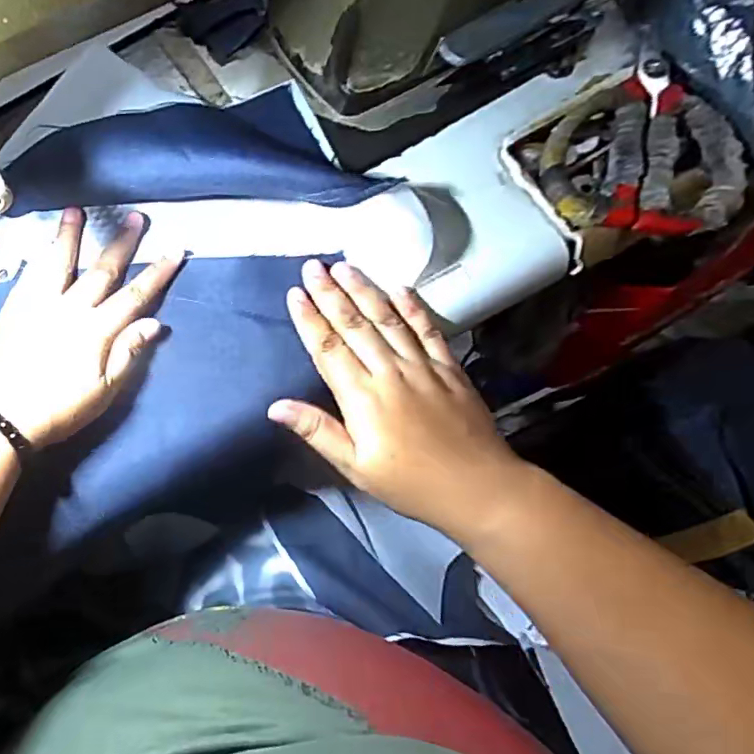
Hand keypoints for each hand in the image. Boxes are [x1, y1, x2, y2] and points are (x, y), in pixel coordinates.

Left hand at [0, 208, 182, 446]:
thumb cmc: (55, 411)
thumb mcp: (102, 392)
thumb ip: (128, 354)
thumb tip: (155, 323)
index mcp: (97, 330)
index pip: (134, 295)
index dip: (156, 273)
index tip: (173, 250)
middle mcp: (70, 307)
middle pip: (102, 270)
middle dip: (122, 243)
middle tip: (135, 217)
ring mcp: (38, 304)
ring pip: (60, 261)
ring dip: (71, 235)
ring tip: (77, 211)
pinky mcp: (13, 308)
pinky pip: (30, 273)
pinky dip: (40, 255)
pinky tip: (42, 246)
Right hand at [269, 259, 525, 538]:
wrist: (477, 486)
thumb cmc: (408, 483)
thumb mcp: (354, 466)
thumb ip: (317, 431)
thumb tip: (276, 407)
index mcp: (362, 397)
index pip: (329, 349)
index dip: (310, 320)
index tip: (295, 294)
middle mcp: (389, 373)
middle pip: (354, 325)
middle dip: (331, 293)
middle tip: (314, 266)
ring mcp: (422, 367)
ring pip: (388, 319)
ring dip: (365, 290)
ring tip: (346, 266)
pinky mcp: (449, 369)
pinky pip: (428, 330)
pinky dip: (413, 307)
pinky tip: (400, 288)